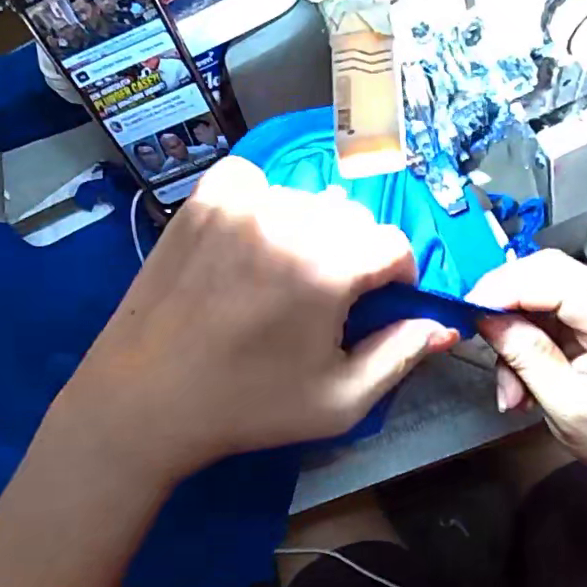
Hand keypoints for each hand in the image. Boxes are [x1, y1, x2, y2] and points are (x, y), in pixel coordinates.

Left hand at [45, 158, 458, 485]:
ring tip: (284, 274)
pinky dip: (265, 203)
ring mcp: (239, 202)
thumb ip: (401, 355)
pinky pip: (256, 180)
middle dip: (356, 255)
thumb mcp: (340, 399)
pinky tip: (252, 240)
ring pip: (309, 200)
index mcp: (326, 266)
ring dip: (313, 231)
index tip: (375, 305)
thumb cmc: (249, 406)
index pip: (394, 244)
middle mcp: (287, 218)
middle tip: (328, 297)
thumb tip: (442, 324)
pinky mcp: (203, 199)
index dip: (396, 278)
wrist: (145, 400)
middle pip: (354, 218)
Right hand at [465, 250, 586, 508]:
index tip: (469, 307)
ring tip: (510, 388)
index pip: (559, 280)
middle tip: (477, 330)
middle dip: (506, 299)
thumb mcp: (571, 408)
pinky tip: (522, 383)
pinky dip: (529, 343)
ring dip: (516, 330)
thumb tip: (486, 318)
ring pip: (546, 294)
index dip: (508, 286)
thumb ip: (528, 358)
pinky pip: (553, 317)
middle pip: (552, 272)